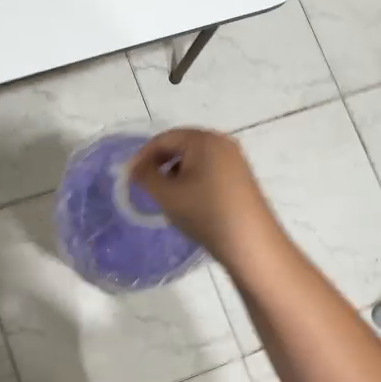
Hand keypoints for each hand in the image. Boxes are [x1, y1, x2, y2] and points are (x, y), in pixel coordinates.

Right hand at [129, 128, 284, 264]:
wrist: (250, 243)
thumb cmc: (205, 213)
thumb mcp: (166, 195)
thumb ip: (145, 176)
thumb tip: (136, 167)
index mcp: (204, 139)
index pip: (164, 139)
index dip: (143, 156)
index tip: (130, 178)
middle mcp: (222, 142)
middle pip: (181, 146)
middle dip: (160, 164)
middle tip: (146, 186)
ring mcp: (235, 160)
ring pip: (195, 159)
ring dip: (175, 173)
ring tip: (166, 197)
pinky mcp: (241, 177)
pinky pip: (209, 170)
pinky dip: (193, 180)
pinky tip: (189, 202)